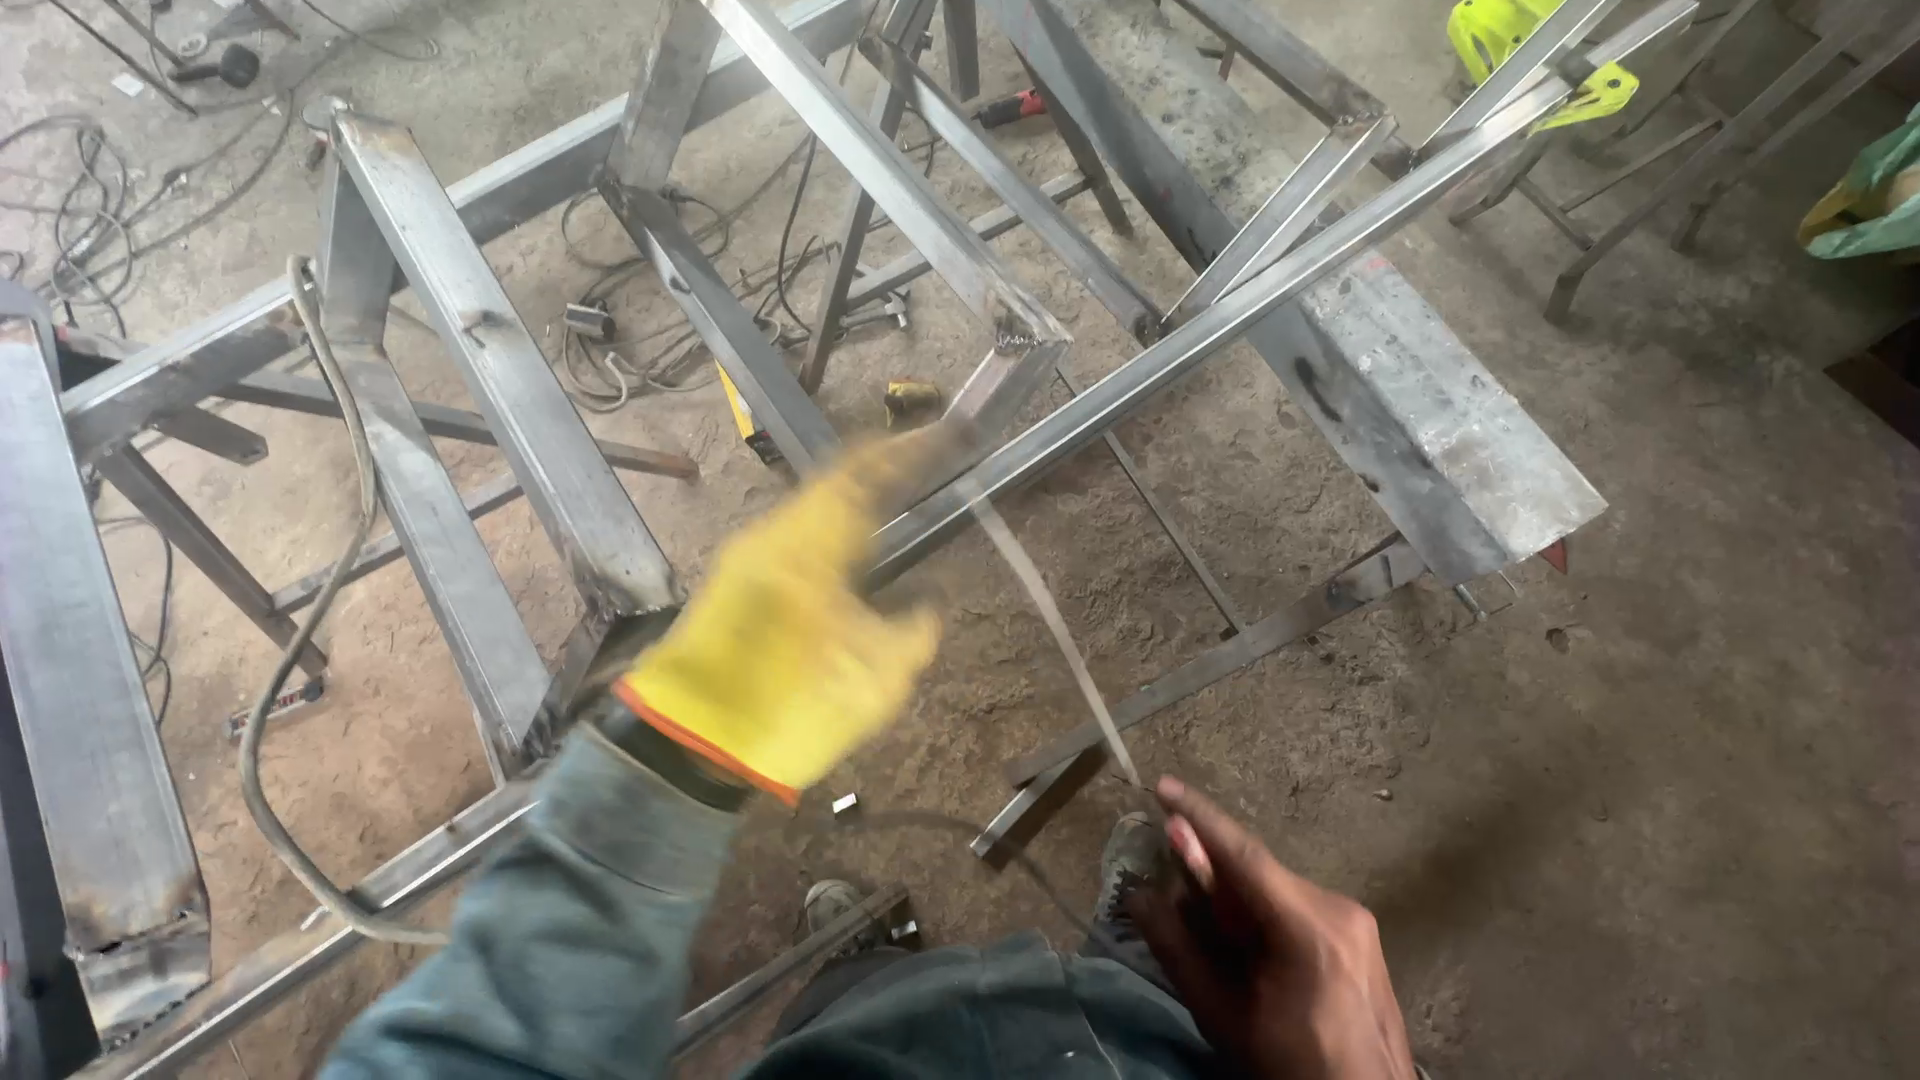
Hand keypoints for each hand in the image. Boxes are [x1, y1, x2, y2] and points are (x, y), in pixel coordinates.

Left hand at [613, 432, 950, 803]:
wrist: (689, 747)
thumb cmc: (789, 706)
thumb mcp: (880, 677)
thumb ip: (918, 624)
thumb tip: (927, 595)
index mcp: (811, 543)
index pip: (868, 469)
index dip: (914, 448)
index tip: (953, 435)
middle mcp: (775, 531)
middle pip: (840, 479)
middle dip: (888, 470)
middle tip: (933, 469)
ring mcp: (749, 554)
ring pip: (816, 507)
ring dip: (861, 502)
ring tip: (902, 508)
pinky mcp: (737, 580)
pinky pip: (798, 536)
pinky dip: (836, 533)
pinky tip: (858, 557)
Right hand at [1131, 776, 1416, 1079]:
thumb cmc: (1294, 1066)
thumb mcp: (1225, 1016)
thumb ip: (1179, 949)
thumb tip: (1137, 895)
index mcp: (1311, 927)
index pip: (1243, 854)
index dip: (1198, 816)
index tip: (1162, 786)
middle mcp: (1338, 907)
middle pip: (1254, 872)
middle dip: (1210, 879)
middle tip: (1177, 901)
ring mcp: (1355, 920)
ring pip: (1271, 888)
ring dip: (1235, 903)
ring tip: (1220, 948)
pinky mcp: (1358, 934)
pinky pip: (1292, 905)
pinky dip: (1259, 917)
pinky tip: (1250, 954)